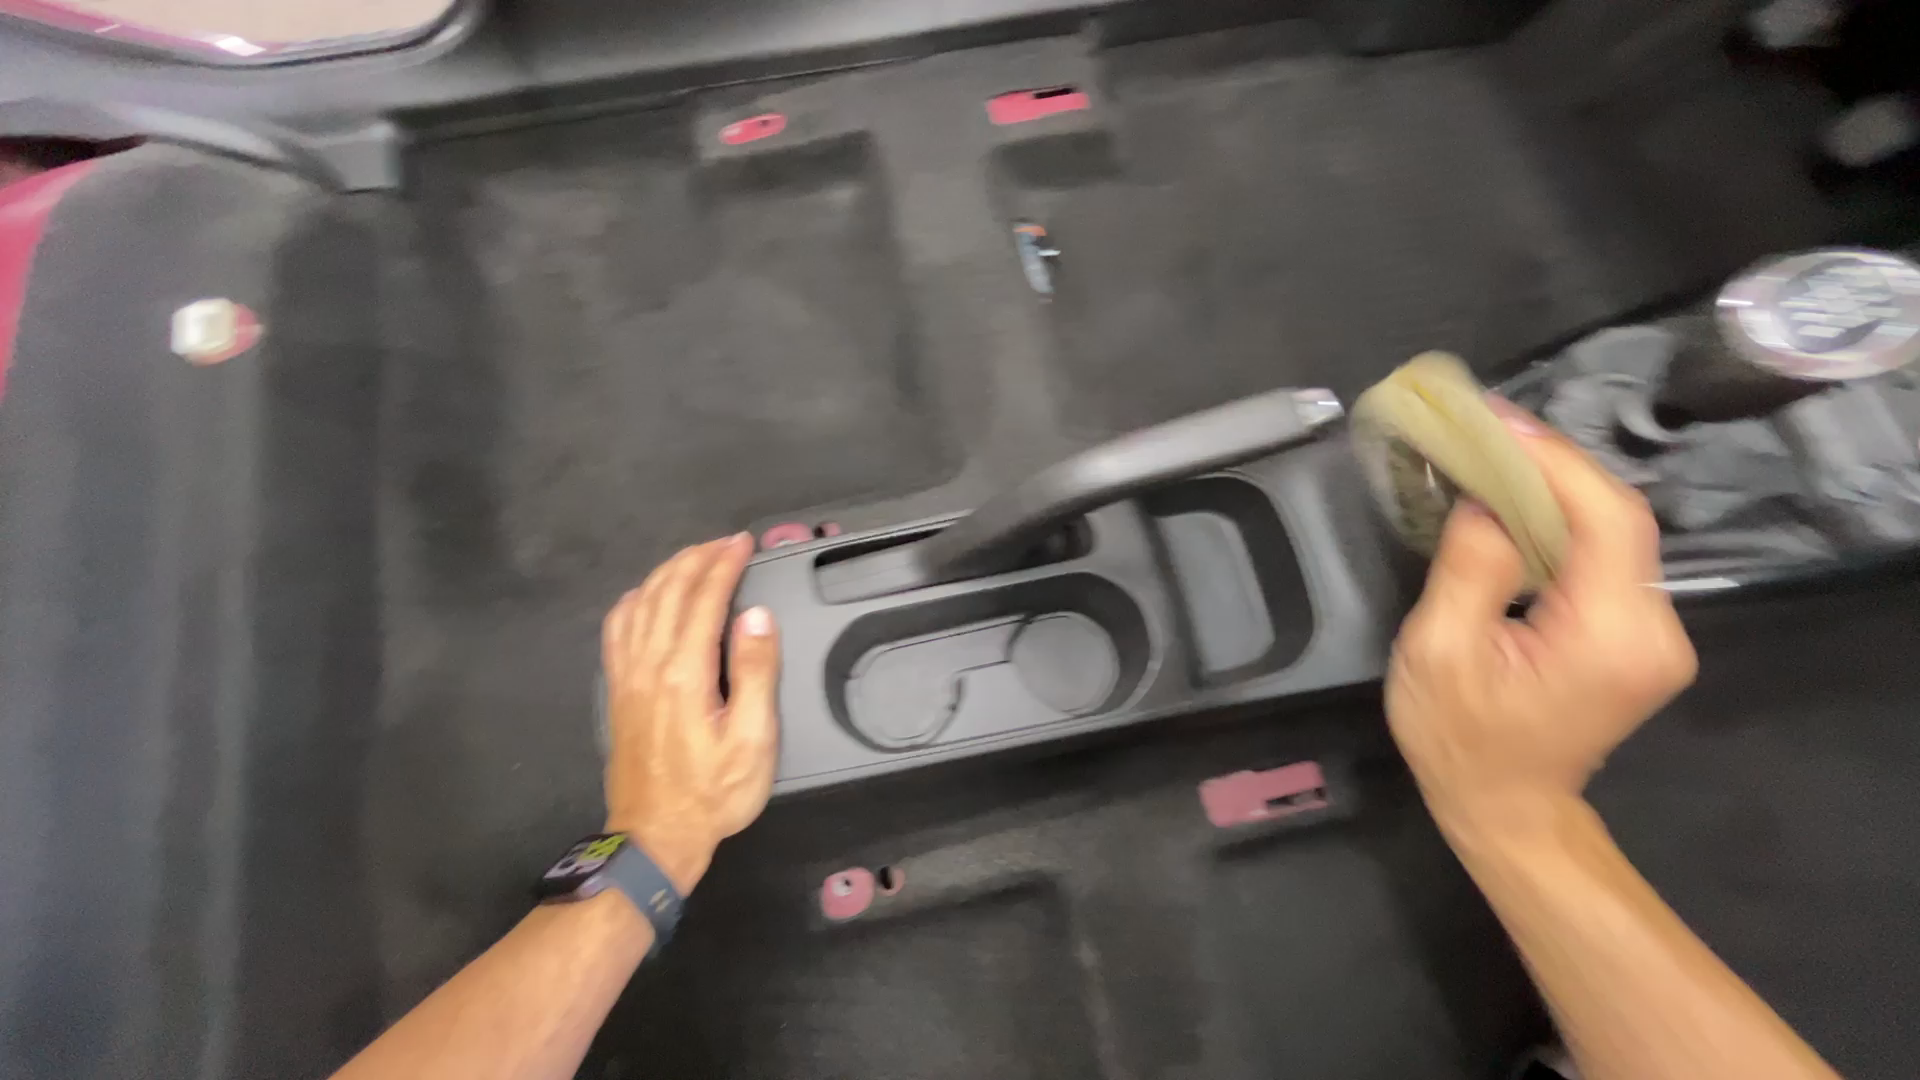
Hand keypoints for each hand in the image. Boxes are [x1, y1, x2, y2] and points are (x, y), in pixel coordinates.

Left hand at [600, 534, 779, 893]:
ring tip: (695, 557)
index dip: (724, 564)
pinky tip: (647, 595)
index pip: (704, 599)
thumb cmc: (714, 792)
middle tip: (726, 542)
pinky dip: (634, 599)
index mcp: (685, 672)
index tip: (744, 543)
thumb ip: (756, 673)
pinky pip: (617, 629)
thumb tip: (757, 617)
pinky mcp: (617, 690)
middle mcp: (649, 664)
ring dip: (668, 571)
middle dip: (698, 557)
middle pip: (668, 591)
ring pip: (640, 602)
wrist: (655, 837)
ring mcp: (627, 676)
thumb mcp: (754, 739)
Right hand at [1384, 403, 1696, 840]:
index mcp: (1610, 634)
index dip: (1555, 461)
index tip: (1496, 421)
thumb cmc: (1457, 737)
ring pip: (1611, 535)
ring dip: (1552, 491)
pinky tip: (1511, 508)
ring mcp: (1649, 633)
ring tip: (1490, 458)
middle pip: (1617, 520)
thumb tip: (1484, 499)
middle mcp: (1652, 627)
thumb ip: (1469, 568)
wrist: (1501, 806)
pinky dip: (1556, 523)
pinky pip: (1600, 559)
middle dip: (1551, 467)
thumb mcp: (1438, 651)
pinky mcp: (1629, 635)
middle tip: (1484, 431)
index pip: (1606, 519)